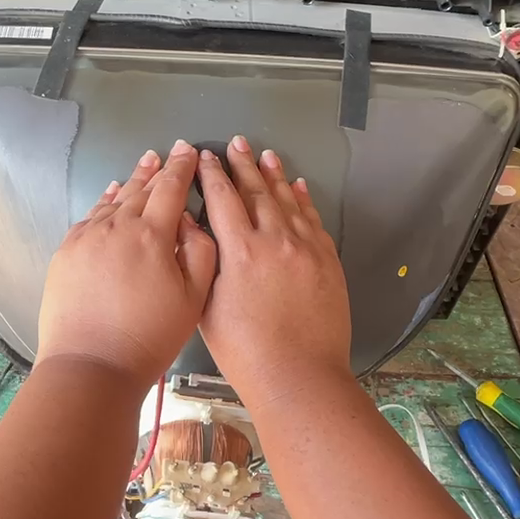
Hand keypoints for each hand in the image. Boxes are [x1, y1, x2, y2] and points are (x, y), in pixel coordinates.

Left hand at [37, 140, 218, 384]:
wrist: (91, 364)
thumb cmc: (150, 336)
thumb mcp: (193, 299)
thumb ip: (200, 252)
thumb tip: (190, 220)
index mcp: (152, 235)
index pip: (171, 189)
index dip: (182, 168)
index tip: (189, 151)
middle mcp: (117, 226)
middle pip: (140, 189)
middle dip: (158, 170)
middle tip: (168, 154)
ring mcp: (87, 236)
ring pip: (114, 200)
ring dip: (131, 182)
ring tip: (144, 166)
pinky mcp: (66, 251)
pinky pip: (90, 216)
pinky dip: (104, 201)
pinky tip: (110, 194)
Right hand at [197, 135, 351, 399]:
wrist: (300, 376)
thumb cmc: (243, 350)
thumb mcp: (206, 308)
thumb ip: (201, 263)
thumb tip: (193, 228)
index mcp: (239, 250)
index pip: (223, 199)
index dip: (212, 175)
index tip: (205, 157)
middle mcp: (274, 239)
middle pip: (256, 192)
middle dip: (243, 165)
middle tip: (236, 143)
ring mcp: (305, 248)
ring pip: (287, 201)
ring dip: (274, 175)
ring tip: (266, 154)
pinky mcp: (327, 260)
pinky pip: (313, 220)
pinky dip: (304, 200)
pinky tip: (298, 185)